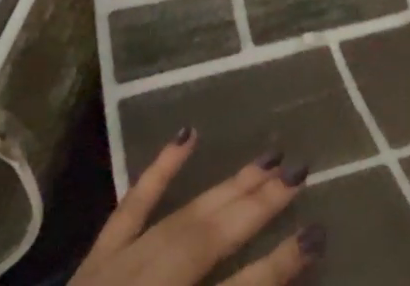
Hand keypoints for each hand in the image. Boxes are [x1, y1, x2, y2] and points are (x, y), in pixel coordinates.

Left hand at [69, 130, 324, 285]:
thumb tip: (273, 274)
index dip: (276, 266)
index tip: (316, 234)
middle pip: (207, 241)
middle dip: (256, 207)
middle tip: (299, 172)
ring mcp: (111, 272)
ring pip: (178, 219)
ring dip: (225, 188)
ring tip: (267, 158)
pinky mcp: (93, 263)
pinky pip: (128, 211)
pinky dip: (158, 173)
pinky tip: (186, 137)